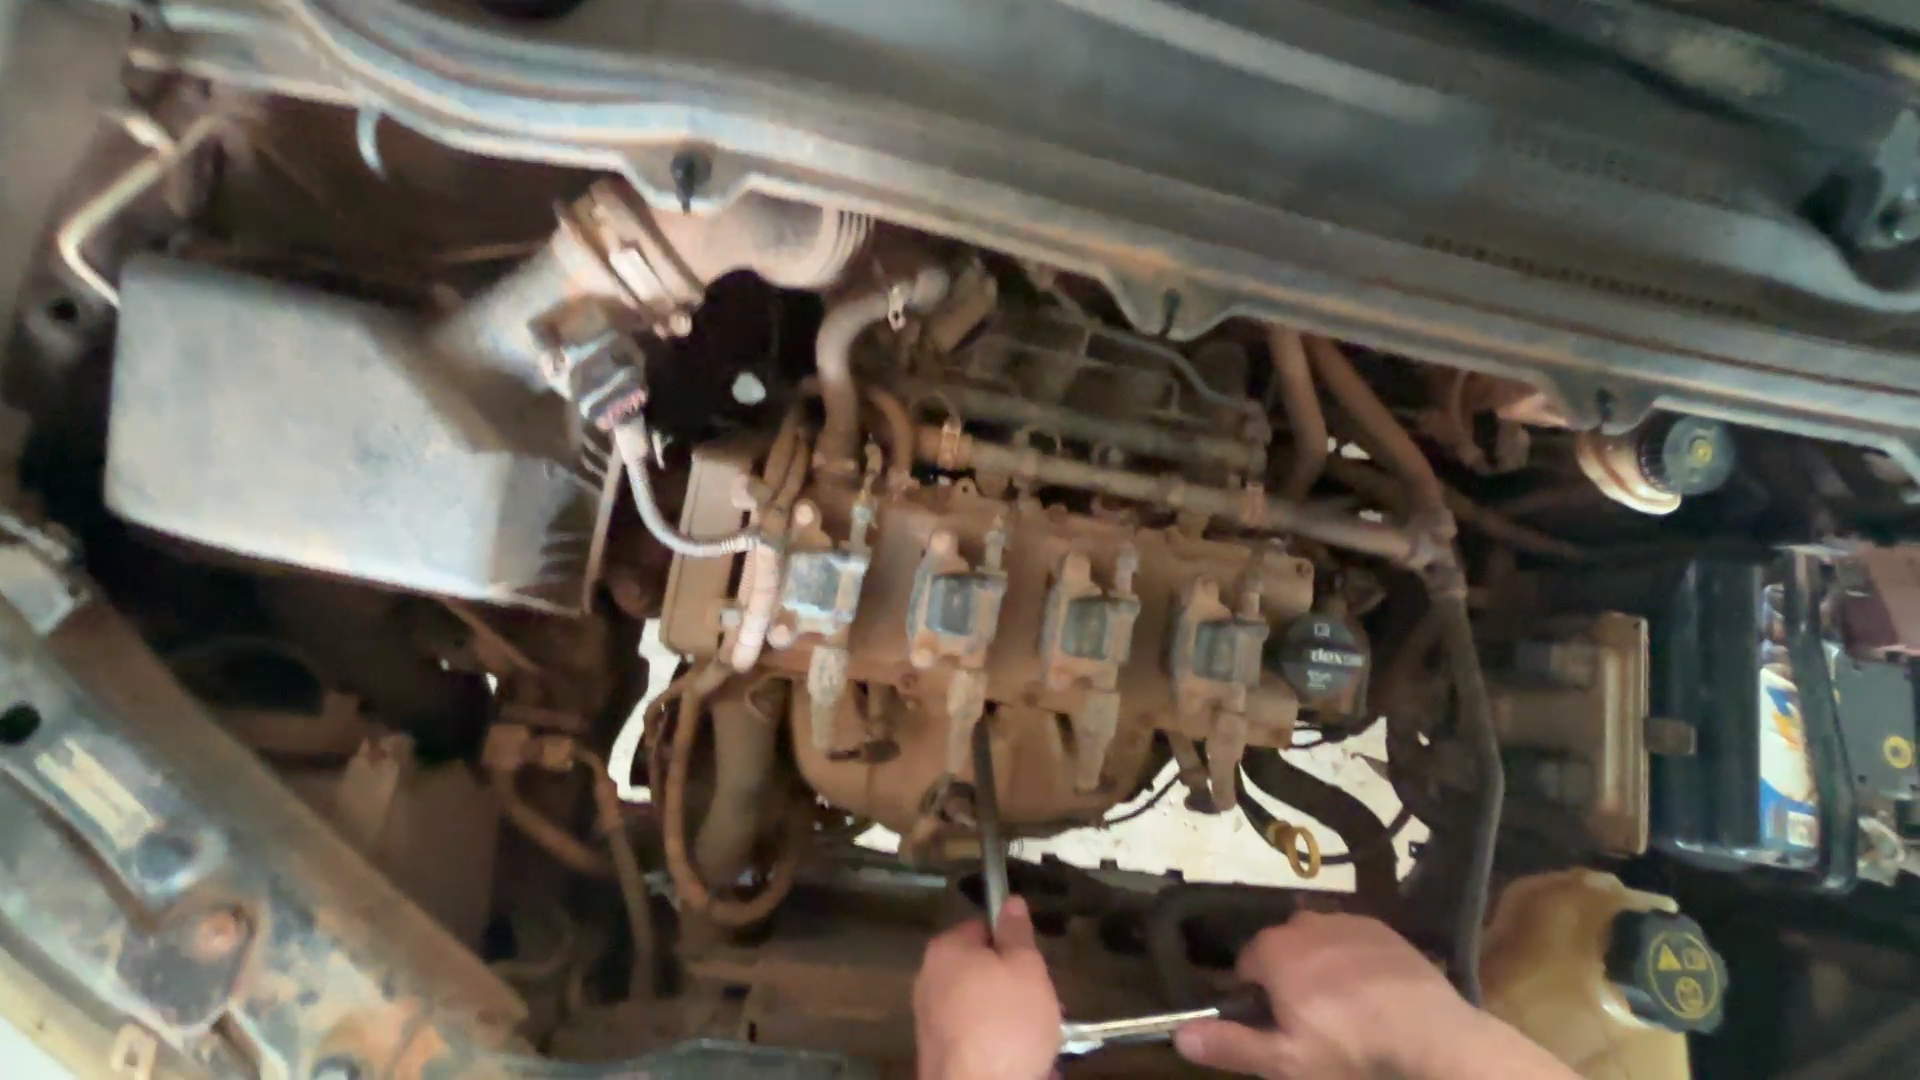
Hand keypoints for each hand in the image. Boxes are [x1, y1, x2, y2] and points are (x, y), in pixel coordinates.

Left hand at [913, 896, 1063, 1079]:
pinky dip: (995, 1044)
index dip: (1013, 945)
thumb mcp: (1026, 968)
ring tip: (1038, 1041)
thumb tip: (1010, 901)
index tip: (1035, 968)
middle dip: (1014, 987)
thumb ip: (1017, 932)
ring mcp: (929, 1019)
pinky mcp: (937, 1054)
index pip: (983, 928)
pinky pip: (974, 1036)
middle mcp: (929, 979)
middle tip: (1045, 1007)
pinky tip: (1017, 1059)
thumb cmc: (1005, 1024)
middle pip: (982, 970)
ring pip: (980, 1006)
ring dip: (1008, 1019)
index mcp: (946, 949)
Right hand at [1173, 913, 1481, 1078]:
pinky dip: (1354, 962)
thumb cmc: (1354, 1053)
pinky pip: (1350, 941)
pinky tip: (1375, 996)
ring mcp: (1341, 920)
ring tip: (1350, 1014)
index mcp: (1271, 951)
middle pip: (1279, 952)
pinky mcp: (1377, 926)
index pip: (1245, 969)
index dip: (1258, 1000)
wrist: (1437, 1040)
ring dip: (1321, 970)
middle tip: (1317, 1027)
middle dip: (1289, 982)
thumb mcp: (1287, 1061)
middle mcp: (1299, 923)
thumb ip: (1230, 1043)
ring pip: (1315, 945)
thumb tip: (1178, 1033)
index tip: (1281, 1029)